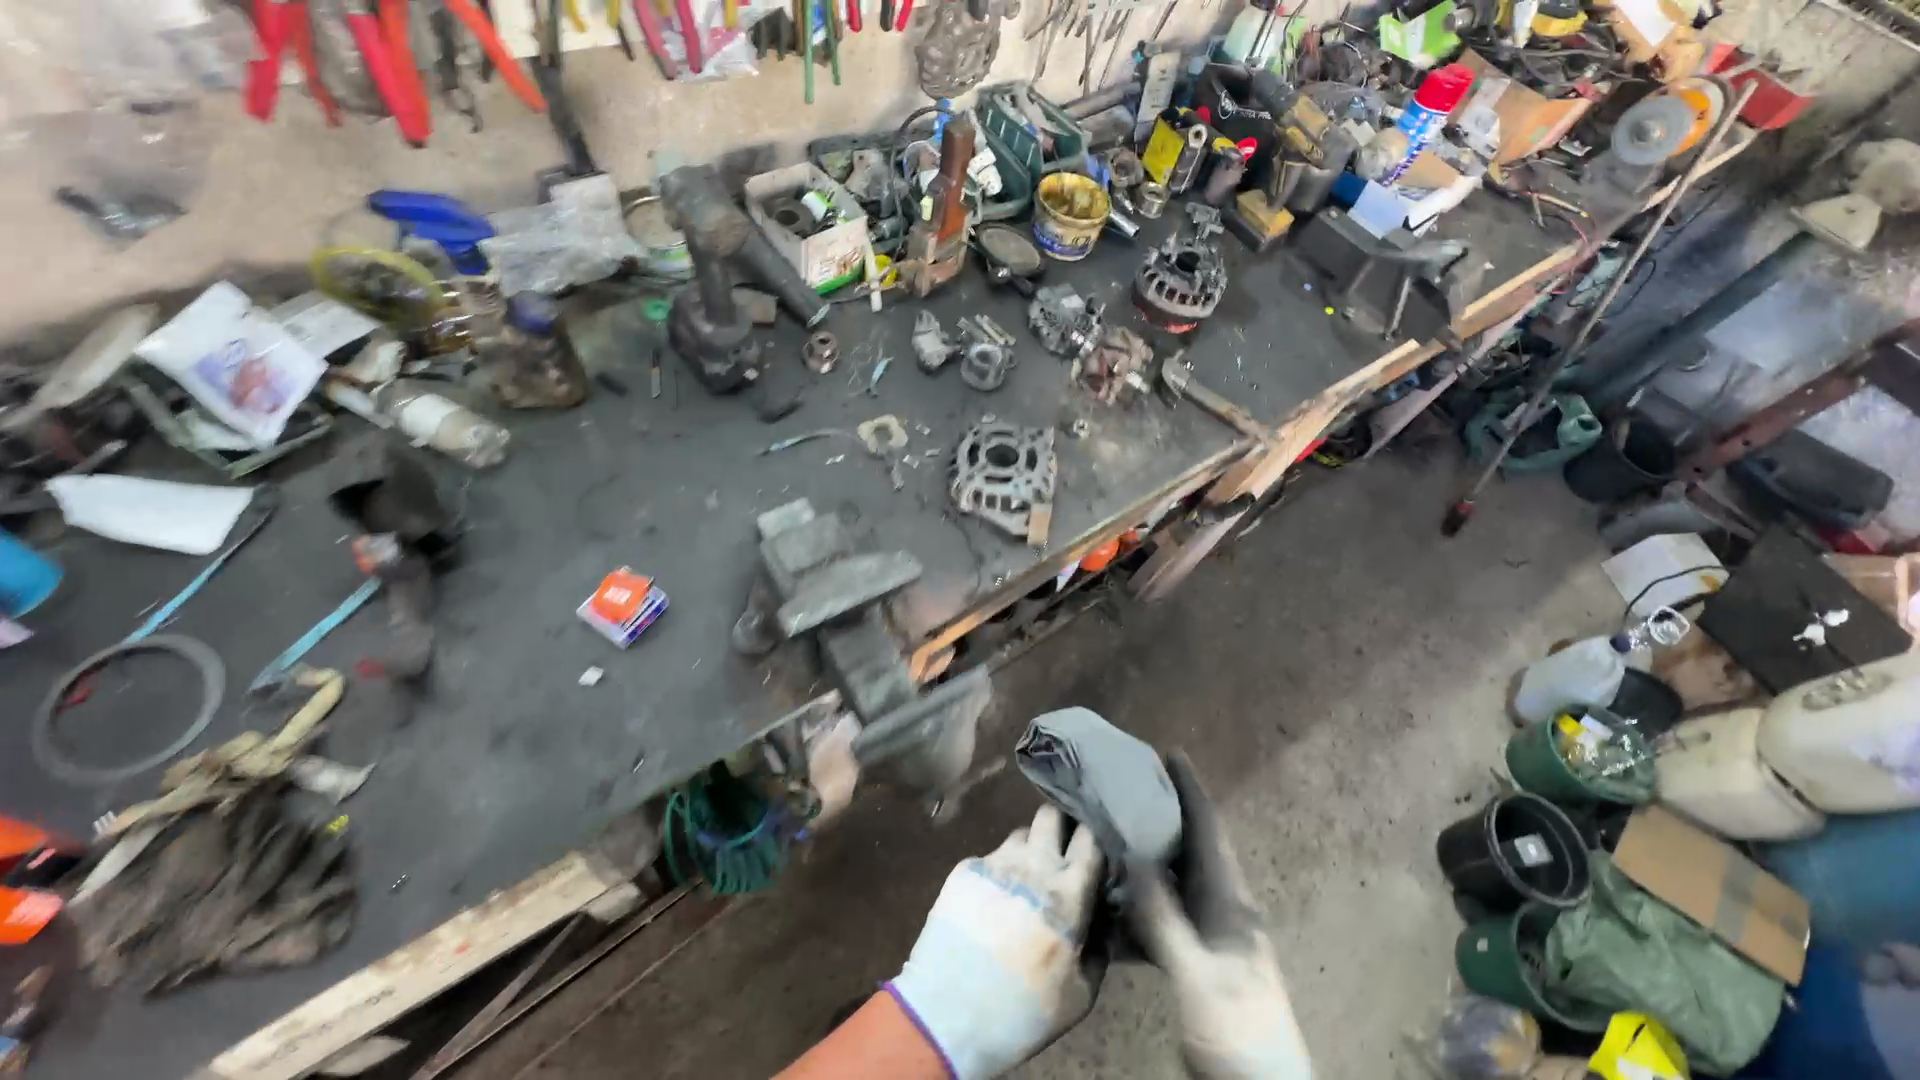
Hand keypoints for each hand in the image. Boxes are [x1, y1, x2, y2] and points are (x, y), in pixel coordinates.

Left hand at [886, 805, 1104, 1079]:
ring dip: (1028, 849)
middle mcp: (1033, 866)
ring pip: (1019, 833)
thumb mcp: (1081, 995)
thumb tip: (1105, 918)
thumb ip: (1101, 948)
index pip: (1090, 837)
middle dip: (1059, 826)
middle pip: (1050, 814)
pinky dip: (996, 871)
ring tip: (1025, 878)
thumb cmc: (1024, 1012)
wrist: (949, 1016)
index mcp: (1069, 893)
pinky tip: (992, 900)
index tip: (1095, 851)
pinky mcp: (963, 871)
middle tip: (1060, 852)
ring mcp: (994, 864)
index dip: (1094, 838)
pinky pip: (988, 857)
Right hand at [1127, 754, 1312, 1079]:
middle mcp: (1220, 910)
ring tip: (1102, 839)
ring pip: (1170, 886)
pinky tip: (1105, 913)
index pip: (1209, 830)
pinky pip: (1160, 923)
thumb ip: (1165, 918)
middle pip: (1188, 850)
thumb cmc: (1238, 1030)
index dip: (1191, 790)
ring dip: (1140, 864)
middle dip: (1159, 816)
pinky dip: (1134, 913)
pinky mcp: (1195, 963)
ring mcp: (1208, 938)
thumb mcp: (1197, 974)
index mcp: (1229, 902)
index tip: (1170, 752)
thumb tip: (1136, 857)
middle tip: (1121, 788)